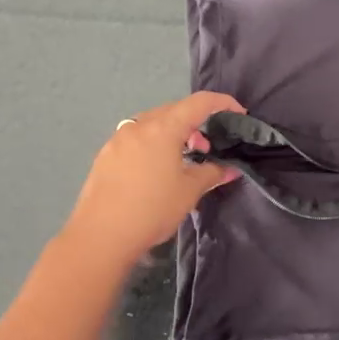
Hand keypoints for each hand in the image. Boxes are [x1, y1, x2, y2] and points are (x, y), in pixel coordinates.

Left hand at [65, 91, 244, 267]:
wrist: (100, 237)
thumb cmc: (152, 209)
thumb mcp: (189, 191)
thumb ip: (212, 173)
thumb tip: (230, 168)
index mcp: (163, 128)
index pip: (199, 103)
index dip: (222, 103)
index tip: (238, 114)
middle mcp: (139, 126)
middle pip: (174, 110)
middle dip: (196, 121)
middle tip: (208, 147)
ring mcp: (118, 140)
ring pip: (152, 124)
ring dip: (173, 133)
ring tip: (183, 158)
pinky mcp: (105, 156)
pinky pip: (136, 138)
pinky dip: (153, 144)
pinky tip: (156, 169)